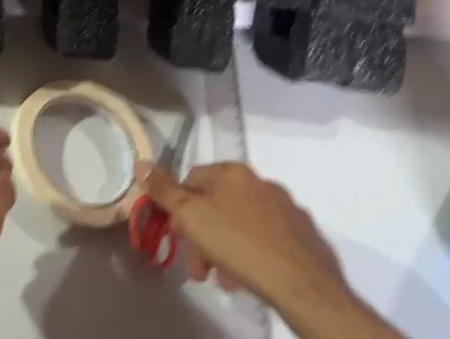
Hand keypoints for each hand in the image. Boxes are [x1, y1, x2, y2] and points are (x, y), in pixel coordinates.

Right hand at [135, 162, 398, 338]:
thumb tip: (141, 163)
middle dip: (203, 235)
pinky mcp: (308, 237)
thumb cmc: (239, 245)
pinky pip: (270, 240)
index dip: (179, 208)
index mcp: (233, 172)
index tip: (178, 235)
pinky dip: (256, 254)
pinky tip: (252, 276)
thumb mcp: (190, 217)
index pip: (192, 179)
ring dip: (227, 248)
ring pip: (244, 224)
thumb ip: (164, 190)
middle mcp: (262, 183)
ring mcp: (289, 210)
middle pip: (218, 204)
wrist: (304, 286)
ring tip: (225, 278)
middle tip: (199, 266)